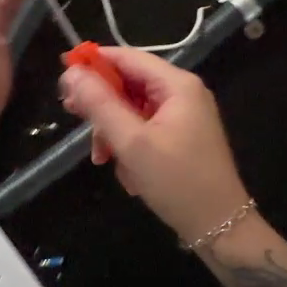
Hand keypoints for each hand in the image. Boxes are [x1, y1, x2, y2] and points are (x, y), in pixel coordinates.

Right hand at [59, 48, 249, 242]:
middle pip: (129, 83)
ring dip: (113, 131)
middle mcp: (182, 94)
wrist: (221, 228)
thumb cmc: (177, 181)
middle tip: (72, 115)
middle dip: (102, 103)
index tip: (64, 76)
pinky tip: (126, 171)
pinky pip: (144, 129)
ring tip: (102, 158)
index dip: (94, 62)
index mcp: (177, 85)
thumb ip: (100, 104)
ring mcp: (183, 116)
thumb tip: (72, 73)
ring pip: (133, 109)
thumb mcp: (132, 143)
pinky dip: (129, 145)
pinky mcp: (181, 138)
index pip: (128, 57)